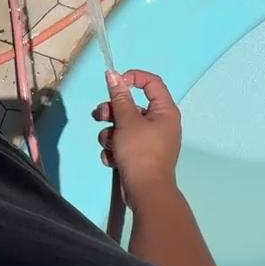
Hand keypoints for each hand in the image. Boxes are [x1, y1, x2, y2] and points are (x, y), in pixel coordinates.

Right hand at [91, 69, 182, 201]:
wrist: (146, 191)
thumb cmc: (140, 151)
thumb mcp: (126, 120)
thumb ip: (119, 96)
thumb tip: (113, 74)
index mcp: (164, 111)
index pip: (152, 82)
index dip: (133, 77)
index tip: (114, 82)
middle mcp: (160, 123)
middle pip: (132, 105)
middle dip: (112, 110)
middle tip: (100, 116)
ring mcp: (151, 140)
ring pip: (124, 125)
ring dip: (110, 133)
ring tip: (107, 144)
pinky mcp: (141, 154)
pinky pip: (124, 142)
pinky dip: (115, 148)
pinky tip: (112, 158)